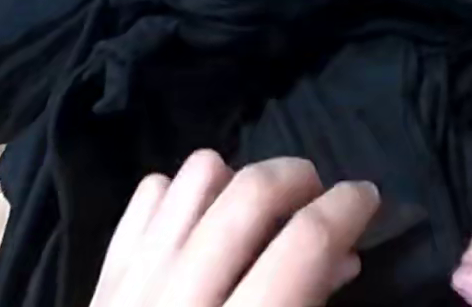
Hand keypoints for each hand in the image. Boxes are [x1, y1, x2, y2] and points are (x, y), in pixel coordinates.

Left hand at [91, 150, 380, 306]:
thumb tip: (340, 256)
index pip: (301, 248)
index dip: (346, 210)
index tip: (368, 196)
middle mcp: (178, 302)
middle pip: (249, 195)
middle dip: (298, 178)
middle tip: (321, 194)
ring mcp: (131, 285)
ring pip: (195, 177)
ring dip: (237, 180)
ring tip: (260, 211)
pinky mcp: (103, 278)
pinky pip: (150, 196)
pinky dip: (182, 196)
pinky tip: (203, 225)